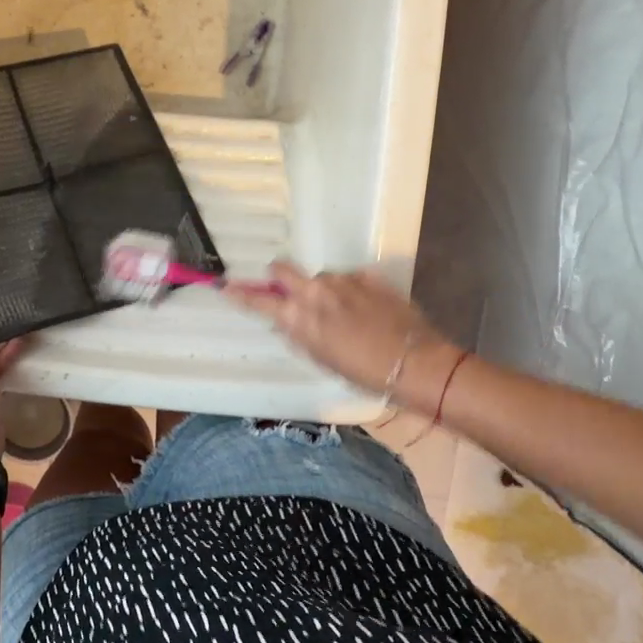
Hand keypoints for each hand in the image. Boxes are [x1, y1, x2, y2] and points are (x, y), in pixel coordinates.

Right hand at [225, 262, 464, 413]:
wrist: (418, 365)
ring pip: (320, 277)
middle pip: (282, 269)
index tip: (224, 286)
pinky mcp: (369, 277)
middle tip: (289, 294)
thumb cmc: (364, 373)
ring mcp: (343, 280)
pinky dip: (350, 292)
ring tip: (344, 315)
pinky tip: (366, 311)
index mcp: (299, 316)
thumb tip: (287, 321)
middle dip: (279, 277)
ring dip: (323, 290)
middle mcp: (315, 291)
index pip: (258, 300)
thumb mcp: (322, 360)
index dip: (239, 294)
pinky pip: (349, 279)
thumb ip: (299, 335)